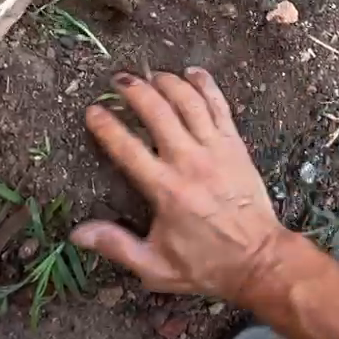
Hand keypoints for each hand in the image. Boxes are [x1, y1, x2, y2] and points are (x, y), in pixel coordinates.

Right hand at [73, 69, 293, 303]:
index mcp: (165, 189)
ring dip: (167, 82)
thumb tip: (77, 233)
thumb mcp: (156, 266)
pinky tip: (192, 72)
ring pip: (188, 101)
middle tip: (119, 80)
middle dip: (135, 90)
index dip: (106, 126)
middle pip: (157, 112)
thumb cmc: (206, 264)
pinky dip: (206, 85)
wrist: (260, 259)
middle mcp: (188, 161)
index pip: (127, 148)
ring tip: (150, 74)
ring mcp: (214, 148)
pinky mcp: (235, 144)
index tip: (93, 111)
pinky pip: (219, 105)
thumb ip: (116, 246)